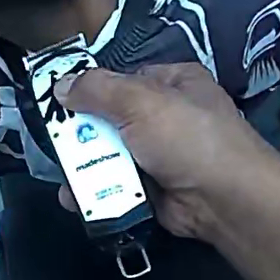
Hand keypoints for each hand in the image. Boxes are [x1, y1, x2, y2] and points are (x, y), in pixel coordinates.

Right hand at [57, 64, 279, 241]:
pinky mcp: (156, 190)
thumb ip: (96, 89)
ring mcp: (163, 157)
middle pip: (114, 120)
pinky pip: (119, 187)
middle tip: (56, 146)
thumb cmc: (185, 136)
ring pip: (113, 157)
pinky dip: (98, 193)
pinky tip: (76, 199)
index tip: (61, 104)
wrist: (224, 198)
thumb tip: (60, 84)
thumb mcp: (139, 100)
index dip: (93, 90)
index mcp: (174, 83)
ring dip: (86, 168)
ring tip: (64, 180)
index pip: (124, 80)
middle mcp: (169, 117)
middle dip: (84, 135)